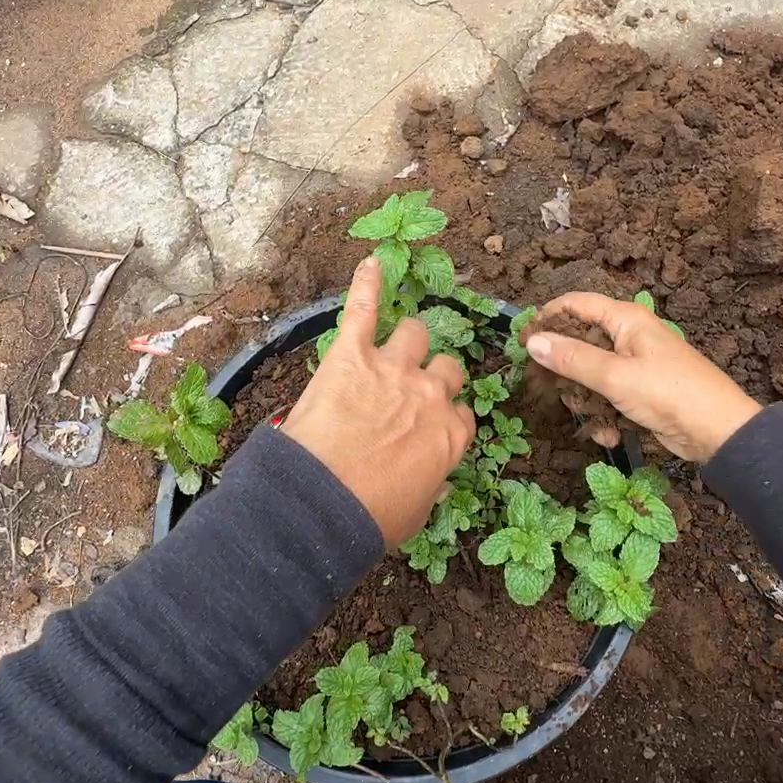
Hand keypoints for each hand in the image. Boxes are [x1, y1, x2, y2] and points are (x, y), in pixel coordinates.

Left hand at [281, 257, 476, 546]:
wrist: (319, 506)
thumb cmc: (368, 518)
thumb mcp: (416, 513)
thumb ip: (431, 487)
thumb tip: (435, 481)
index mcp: (450, 433)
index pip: (462, 413)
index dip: (445, 419)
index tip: (429, 429)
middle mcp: (430, 393)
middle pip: (447, 367)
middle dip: (434, 375)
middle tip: (412, 390)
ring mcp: (393, 368)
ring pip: (415, 333)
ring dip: (407, 341)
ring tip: (393, 345)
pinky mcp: (352, 353)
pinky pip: (363, 307)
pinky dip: (367, 283)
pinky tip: (371, 264)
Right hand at [525, 293, 760, 463]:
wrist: (719, 433)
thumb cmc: (668, 394)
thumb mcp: (615, 376)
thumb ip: (571, 358)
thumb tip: (532, 340)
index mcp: (625, 319)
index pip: (577, 304)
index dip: (548, 317)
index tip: (524, 341)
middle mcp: (629, 336)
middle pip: (580, 343)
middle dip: (565, 370)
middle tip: (549, 390)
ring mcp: (635, 365)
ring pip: (591, 375)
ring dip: (586, 400)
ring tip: (589, 418)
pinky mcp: (640, 392)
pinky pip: (609, 397)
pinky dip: (605, 415)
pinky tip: (609, 433)